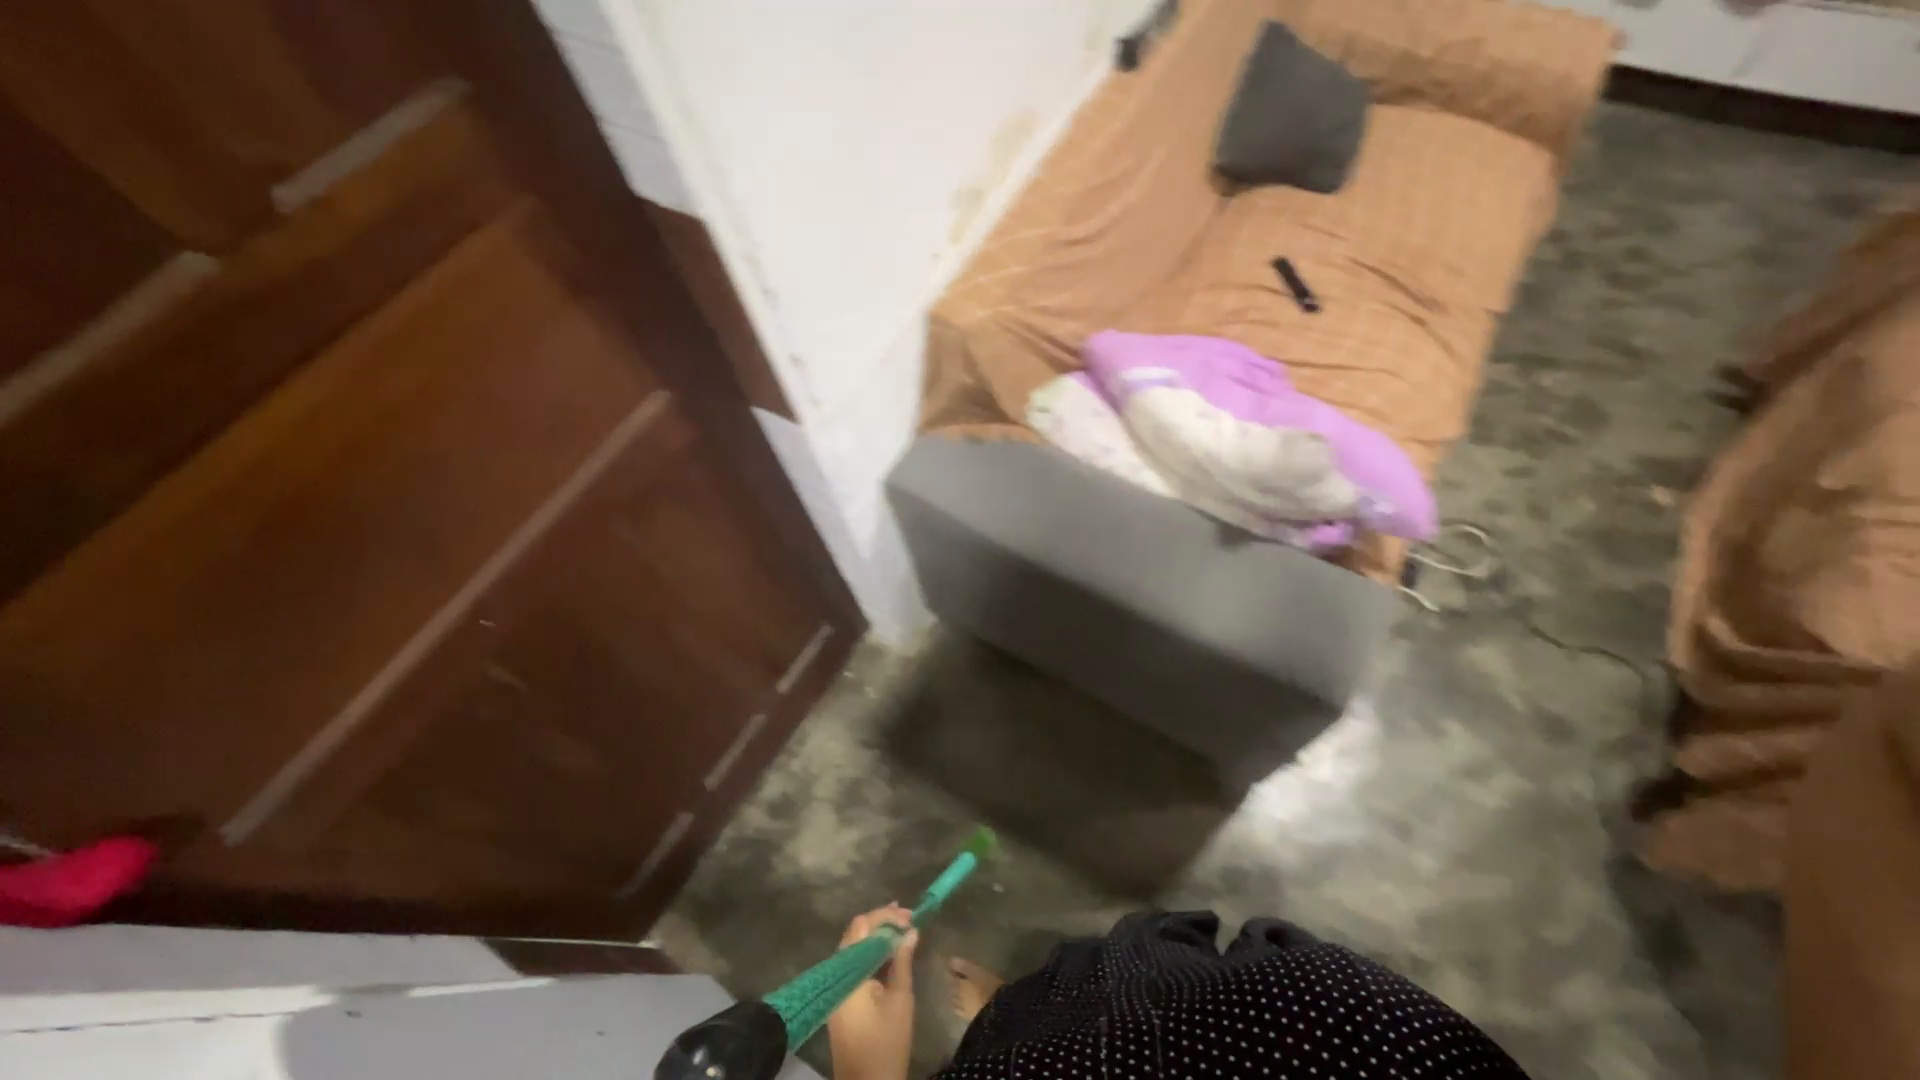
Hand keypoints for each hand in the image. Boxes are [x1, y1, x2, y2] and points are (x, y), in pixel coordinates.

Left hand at [827, 903, 917, 1079]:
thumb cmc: (886, 1044)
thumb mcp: (900, 1000)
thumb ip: (902, 961)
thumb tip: (910, 931)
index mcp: (847, 972)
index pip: (861, 927)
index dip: (886, 916)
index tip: (911, 915)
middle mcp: (836, 973)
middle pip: (855, 934)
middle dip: (881, 921)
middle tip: (909, 918)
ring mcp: (835, 985)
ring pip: (853, 947)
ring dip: (876, 935)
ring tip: (902, 926)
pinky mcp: (840, 996)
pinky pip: (853, 962)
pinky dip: (870, 952)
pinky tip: (888, 949)